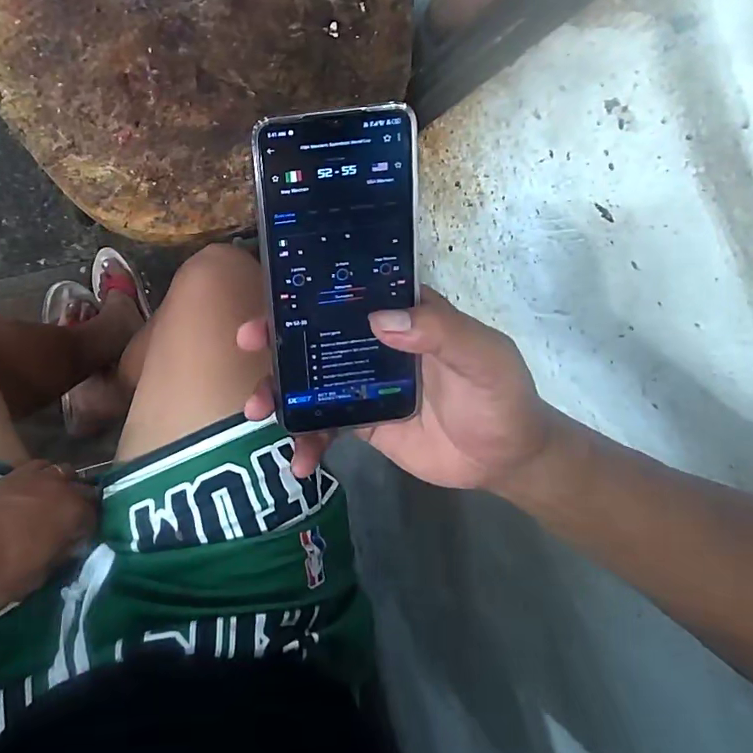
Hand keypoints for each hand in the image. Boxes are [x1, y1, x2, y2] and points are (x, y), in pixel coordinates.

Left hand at [0, 460, 95, 613]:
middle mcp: (59, 486)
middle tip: (71, 526)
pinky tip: (25, 500)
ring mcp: (31, 477)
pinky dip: (37, 482)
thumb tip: (67, 549)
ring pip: (60, 472)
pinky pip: (34, 471)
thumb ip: (58, 558)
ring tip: (51, 506)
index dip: (92, 530)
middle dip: (82, 504)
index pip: (98, 514)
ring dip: (61, 486)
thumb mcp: (35, 579)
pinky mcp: (4, 477)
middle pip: (83, 487)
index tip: (83, 544)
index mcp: (73, 510)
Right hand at [236, 288, 560, 493]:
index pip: (354, 291)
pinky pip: (326, 427)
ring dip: (279, 392)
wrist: (506, 457)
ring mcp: (367, 384)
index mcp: (406, 316)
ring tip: (256, 411)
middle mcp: (379, 344)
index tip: (276, 292)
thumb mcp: (482, 356)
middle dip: (279, 337)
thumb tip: (378, 318)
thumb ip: (440, 332)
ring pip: (312, 380)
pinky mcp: (364, 423)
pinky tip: (299, 463)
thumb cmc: (501, 394)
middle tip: (246, 343)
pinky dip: (307, 443)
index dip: (313, 289)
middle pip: (320, 333)